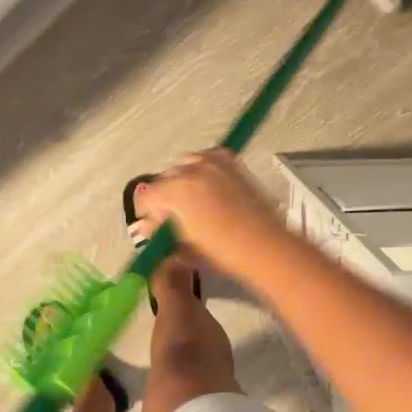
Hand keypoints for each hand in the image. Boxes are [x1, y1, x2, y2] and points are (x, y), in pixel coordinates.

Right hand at [134, 150, 292, 279]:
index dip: (146, 215)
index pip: (146, 196)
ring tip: (190, 201)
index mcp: (175, 190)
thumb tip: (151, 227)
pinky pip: (207, 159)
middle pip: (164, 179)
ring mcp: (213, 162)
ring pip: (185, 165)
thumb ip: (162, 232)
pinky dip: (202, 169)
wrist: (265, 246)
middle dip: (163, 198)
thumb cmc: (222, 252)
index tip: (153, 229)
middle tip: (171, 218)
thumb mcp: (184, 246)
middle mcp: (191, 169)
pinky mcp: (232, 164)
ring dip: (181, 181)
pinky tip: (207, 186)